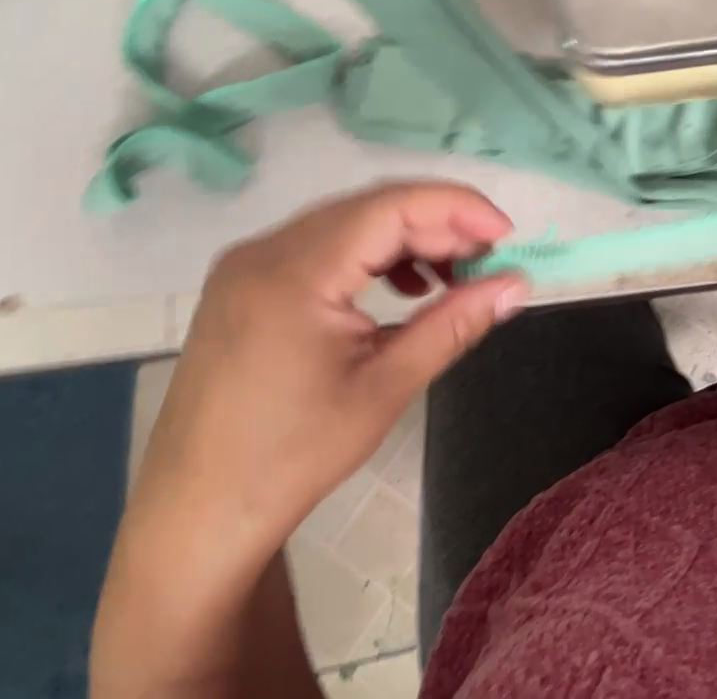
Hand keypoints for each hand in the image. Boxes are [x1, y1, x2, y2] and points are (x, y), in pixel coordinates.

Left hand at [127, 182, 529, 557]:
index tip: (507, 234)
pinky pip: (321, 247)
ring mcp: (248, 265)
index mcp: (295, 272)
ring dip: (407, 240)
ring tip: (454, 275)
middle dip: (438, 224)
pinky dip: (371, 257)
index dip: (457, 208)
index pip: (390, 206)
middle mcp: (264, 250)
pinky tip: (403, 289)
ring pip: (347, 224)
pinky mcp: (245, 284)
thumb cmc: (295, 454)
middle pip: (369, 208)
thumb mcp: (387, 385)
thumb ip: (456, 322)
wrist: (198, 510)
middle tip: (490, 257)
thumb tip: (518, 284)